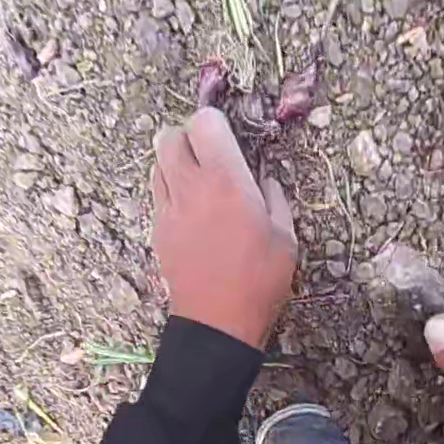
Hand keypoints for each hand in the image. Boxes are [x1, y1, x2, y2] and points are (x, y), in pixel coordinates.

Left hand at [150, 107, 296, 346]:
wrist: (220, 321)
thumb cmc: (260, 281)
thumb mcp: (286, 238)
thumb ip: (275, 199)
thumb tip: (265, 181)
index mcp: (227, 181)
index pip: (205, 123)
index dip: (217, 125)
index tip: (230, 141)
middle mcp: (191, 186)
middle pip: (170, 135)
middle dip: (190, 138)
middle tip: (212, 158)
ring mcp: (169, 208)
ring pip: (158, 161)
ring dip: (176, 162)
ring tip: (200, 182)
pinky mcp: (158, 229)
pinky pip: (158, 192)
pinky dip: (170, 189)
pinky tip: (192, 210)